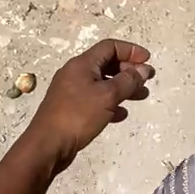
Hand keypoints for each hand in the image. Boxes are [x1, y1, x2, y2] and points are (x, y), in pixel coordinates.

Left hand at [18, 39, 153, 174]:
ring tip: (141, 97)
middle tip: (146, 80)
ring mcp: (71, 92)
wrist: (47, 146)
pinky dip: (110, 103)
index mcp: (82, 64)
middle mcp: (75, 74)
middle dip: (129, 70)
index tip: (148, 60)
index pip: (110, 47)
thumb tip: (144, 69)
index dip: (131, 50)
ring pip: (102, 83)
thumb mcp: (108, 96)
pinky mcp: (70, 109)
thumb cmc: (78, 115)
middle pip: (107, 64)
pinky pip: (95, 100)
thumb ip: (128, 81)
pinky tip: (120, 114)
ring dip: (123, 88)